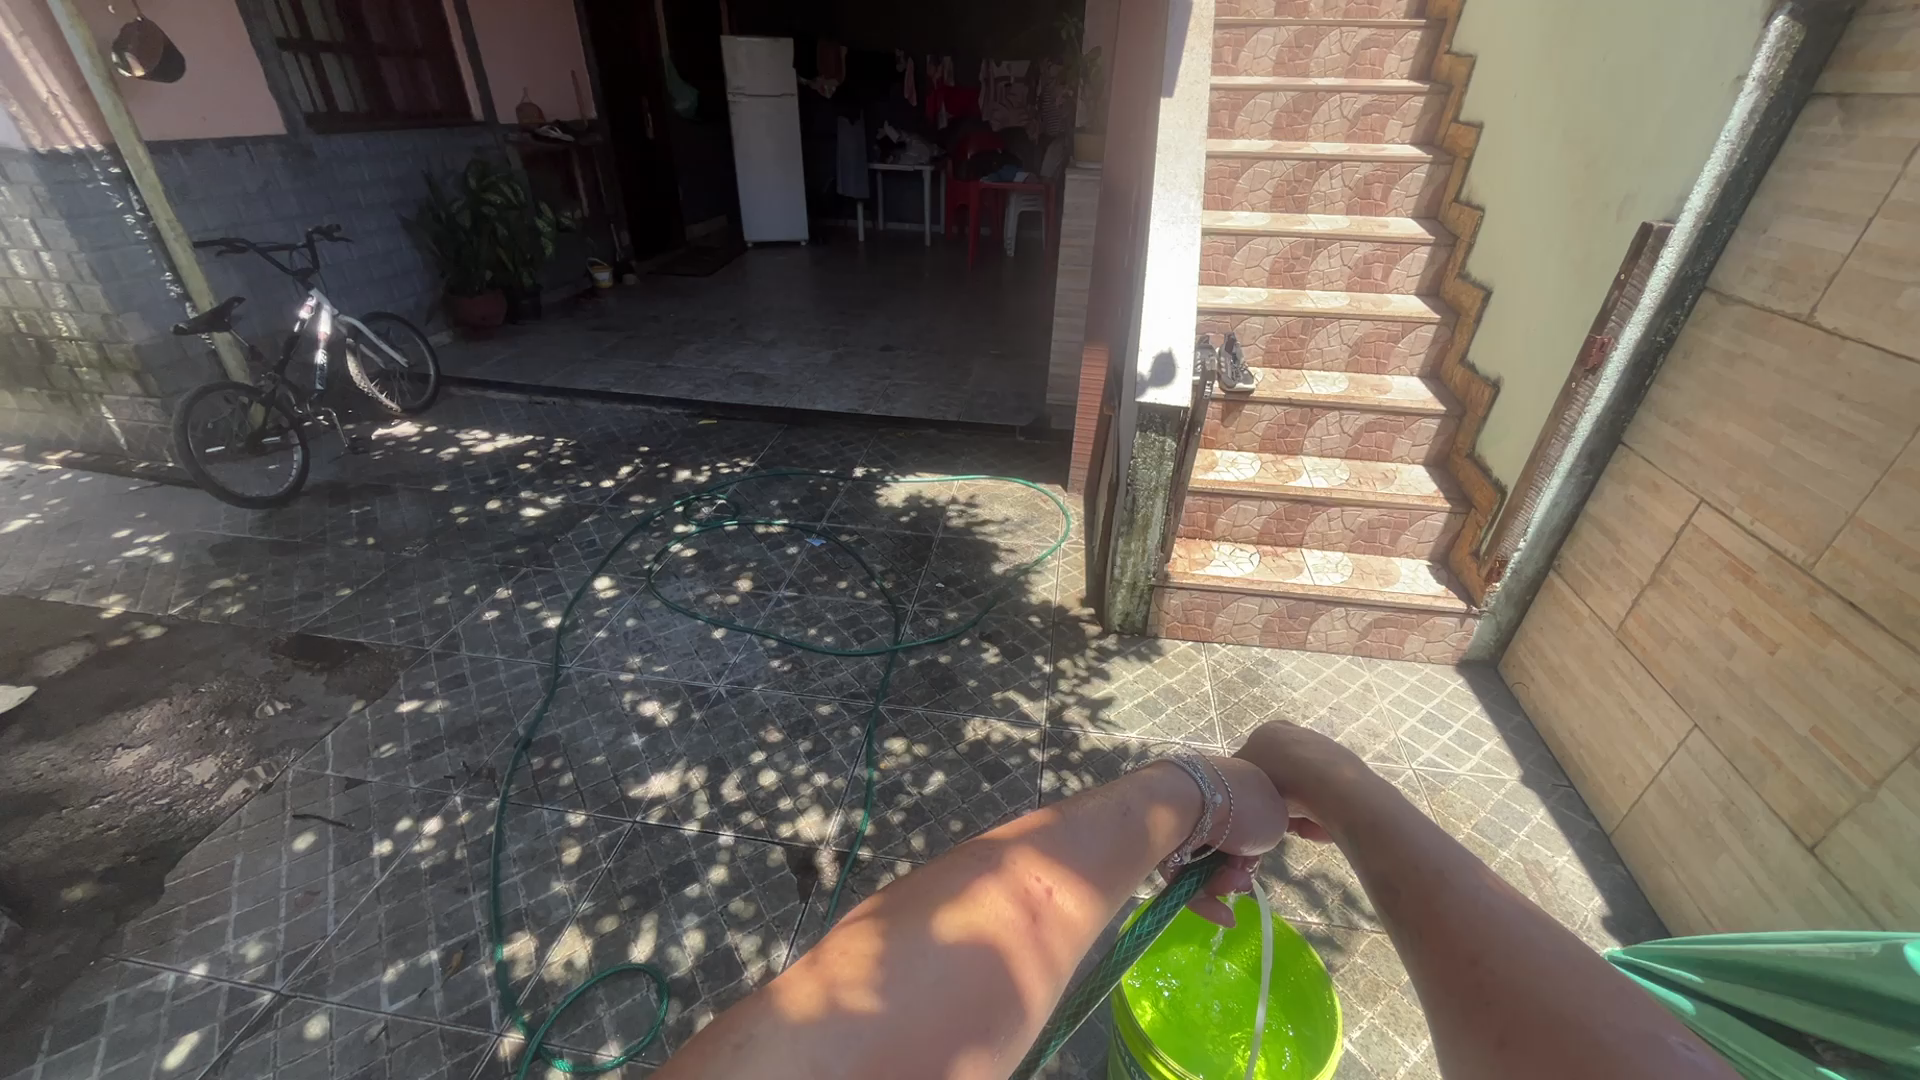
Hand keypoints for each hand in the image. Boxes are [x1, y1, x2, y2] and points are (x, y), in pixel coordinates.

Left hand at [1178, 756, 1290, 926]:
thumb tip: (1250, 837)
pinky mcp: (1162, 843)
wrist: (1185, 801)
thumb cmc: (1240, 805)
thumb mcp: (1275, 815)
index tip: (1259, 853)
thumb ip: (1270, 827)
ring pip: (1206, 865)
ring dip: (1223, 884)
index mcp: (1230, 784)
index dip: (1258, 844)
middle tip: (1241, 880)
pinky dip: (1204, 898)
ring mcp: (1181, 821)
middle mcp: (1204, 800)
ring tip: (1228, 887)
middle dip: (1238, 871)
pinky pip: (1185, 876)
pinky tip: (1222, 917)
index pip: (1248, 821)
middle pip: (1227, 847)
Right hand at [1235, 722, 1375, 845]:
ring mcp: (1325, 753)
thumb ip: (1235, 779)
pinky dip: (1318, 816)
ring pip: (1303, 792)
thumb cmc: (1279, 777)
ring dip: (1297, 812)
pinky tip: (1315, 828)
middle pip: (1280, 776)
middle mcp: (1297, 735)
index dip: (1252, 784)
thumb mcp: (1242, 775)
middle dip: (1277, 799)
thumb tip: (1239, 789)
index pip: (1253, 758)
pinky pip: (1325, 802)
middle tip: (1274, 816)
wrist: (1333, 788)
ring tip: (1296, 828)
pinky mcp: (1348, 775)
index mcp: (1269, 731)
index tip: (1254, 803)